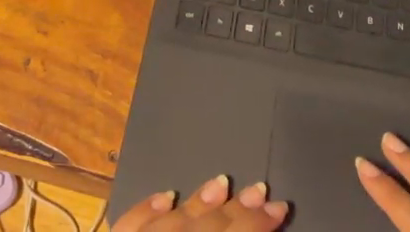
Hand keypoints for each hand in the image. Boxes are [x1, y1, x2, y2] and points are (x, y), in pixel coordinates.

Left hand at [111, 174, 290, 230]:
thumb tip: (256, 226)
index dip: (257, 222)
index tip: (280, 206)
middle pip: (206, 227)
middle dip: (236, 209)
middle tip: (261, 188)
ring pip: (171, 220)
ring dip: (198, 202)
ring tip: (221, 181)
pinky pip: (129, 223)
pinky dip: (148, 208)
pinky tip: (165, 194)